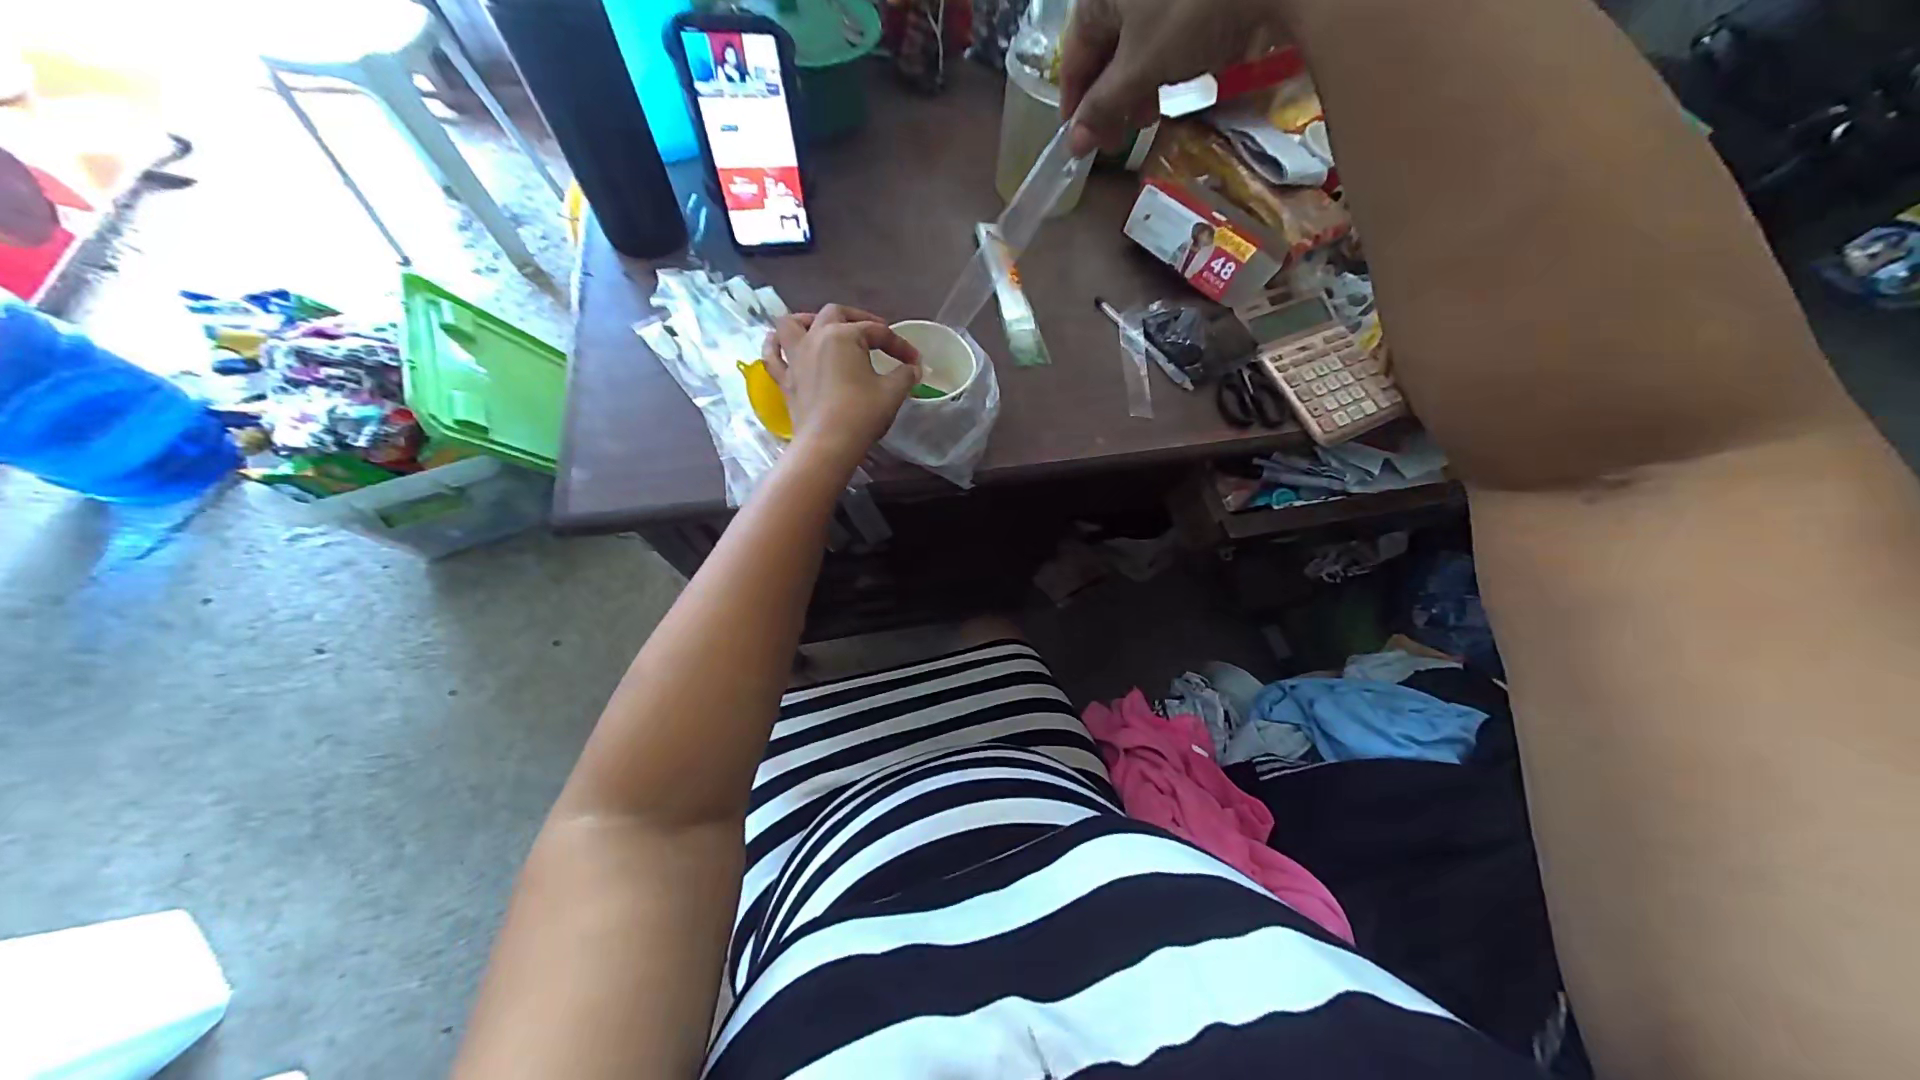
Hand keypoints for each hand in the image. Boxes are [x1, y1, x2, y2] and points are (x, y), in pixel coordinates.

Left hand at [764, 305, 920, 470]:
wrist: (828, 444)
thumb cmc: (862, 414)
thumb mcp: (892, 392)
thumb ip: (905, 374)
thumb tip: (913, 368)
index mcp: (844, 335)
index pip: (877, 332)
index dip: (899, 345)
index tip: (914, 361)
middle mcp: (815, 338)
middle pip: (835, 314)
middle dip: (857, 319)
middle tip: (873, 335)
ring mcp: (795, 357)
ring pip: (792, 324)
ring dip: (806, 320)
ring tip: (820, 327)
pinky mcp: (785, 379)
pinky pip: (772, 355)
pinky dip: (774, 345)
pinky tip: (779, 344)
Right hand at [1060, 0, 1291, 155]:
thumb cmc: (1190, 11)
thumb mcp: (1140, 67)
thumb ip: (1102, 107)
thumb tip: (1073, 143)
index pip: (1073, 59)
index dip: (1075, 106)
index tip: (1079, 143)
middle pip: (1105, 50)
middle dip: (1109, 99)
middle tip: (1116, 139)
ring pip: (1135, 41)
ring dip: (1136, 85)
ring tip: (1146, 118)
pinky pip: (1164, 27)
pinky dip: (1162, 60)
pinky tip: (1171, 84)